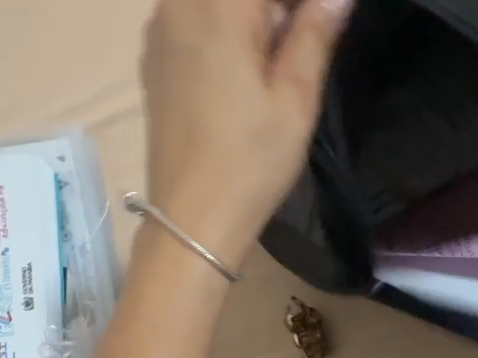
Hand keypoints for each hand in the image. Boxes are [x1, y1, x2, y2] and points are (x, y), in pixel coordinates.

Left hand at [140, 0, 352, 266]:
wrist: (192, 217)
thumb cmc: (251, 161)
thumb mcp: (296, 98)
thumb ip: (315, 34)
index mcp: (218, 5)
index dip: (304, 6)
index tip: (323, 24)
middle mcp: (179, 2)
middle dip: (278, 12)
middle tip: (306, 42)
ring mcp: (159, 28)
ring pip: (215, 3)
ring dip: (252, 20)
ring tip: (278, 60)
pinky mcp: (154, 57)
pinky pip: (193, 17)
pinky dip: (225, 29)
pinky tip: (245, 71)